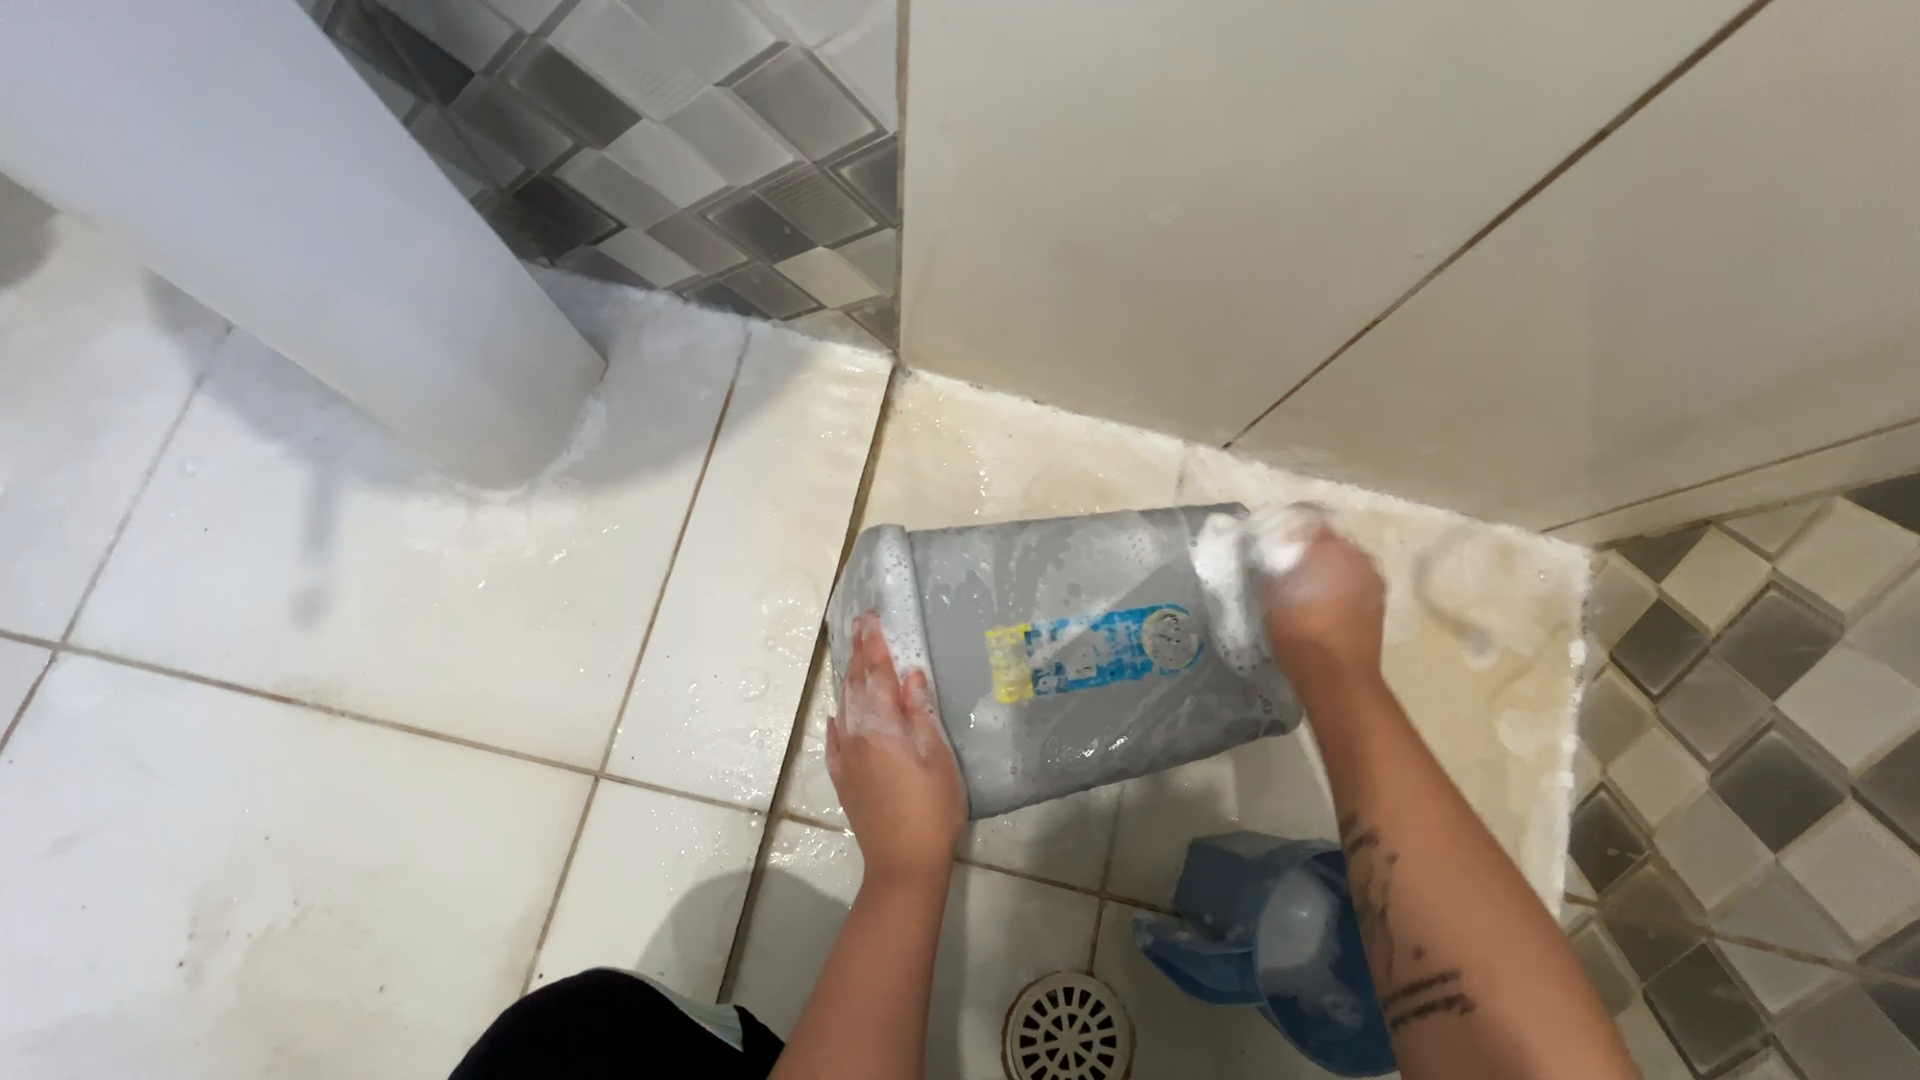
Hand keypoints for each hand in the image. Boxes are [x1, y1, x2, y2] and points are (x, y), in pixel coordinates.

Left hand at [829, 612, 966, 885]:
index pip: (875, 674)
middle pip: (855, 686)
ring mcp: (846, 758)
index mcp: (881, 726)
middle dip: (858, 654)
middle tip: (860, 627)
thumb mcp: (937, 756)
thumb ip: (920, 713)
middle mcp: (856, 735)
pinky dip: (837, 721)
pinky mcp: (844, 779)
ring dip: (848, 681)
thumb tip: (910, 675)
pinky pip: (834, 741)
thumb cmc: (931, 808)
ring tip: (853, 659)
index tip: (870, 618)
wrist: (902, 863)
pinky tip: (837, 715)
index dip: (873, 644)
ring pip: (844, 709)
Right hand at [1257, 521, 1387, 699]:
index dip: (1289, 532)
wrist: (1338, 676)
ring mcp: (1373, 579)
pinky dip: (1341, 583)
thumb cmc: (1299, 634)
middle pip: (1331, 541)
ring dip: (1328, 566)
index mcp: (1330, 550)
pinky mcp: (1379, 601)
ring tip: (1307, 583)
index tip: (1272, 545)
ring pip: (1346, 560)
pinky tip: (1324, 600)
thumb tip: (1260, 555)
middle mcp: (1357, 557)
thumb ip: (1265, 570)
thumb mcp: (1269, 599)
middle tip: (1288, 563)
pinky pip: (1356, 580)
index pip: (1309, 525)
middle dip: (1311, 549)